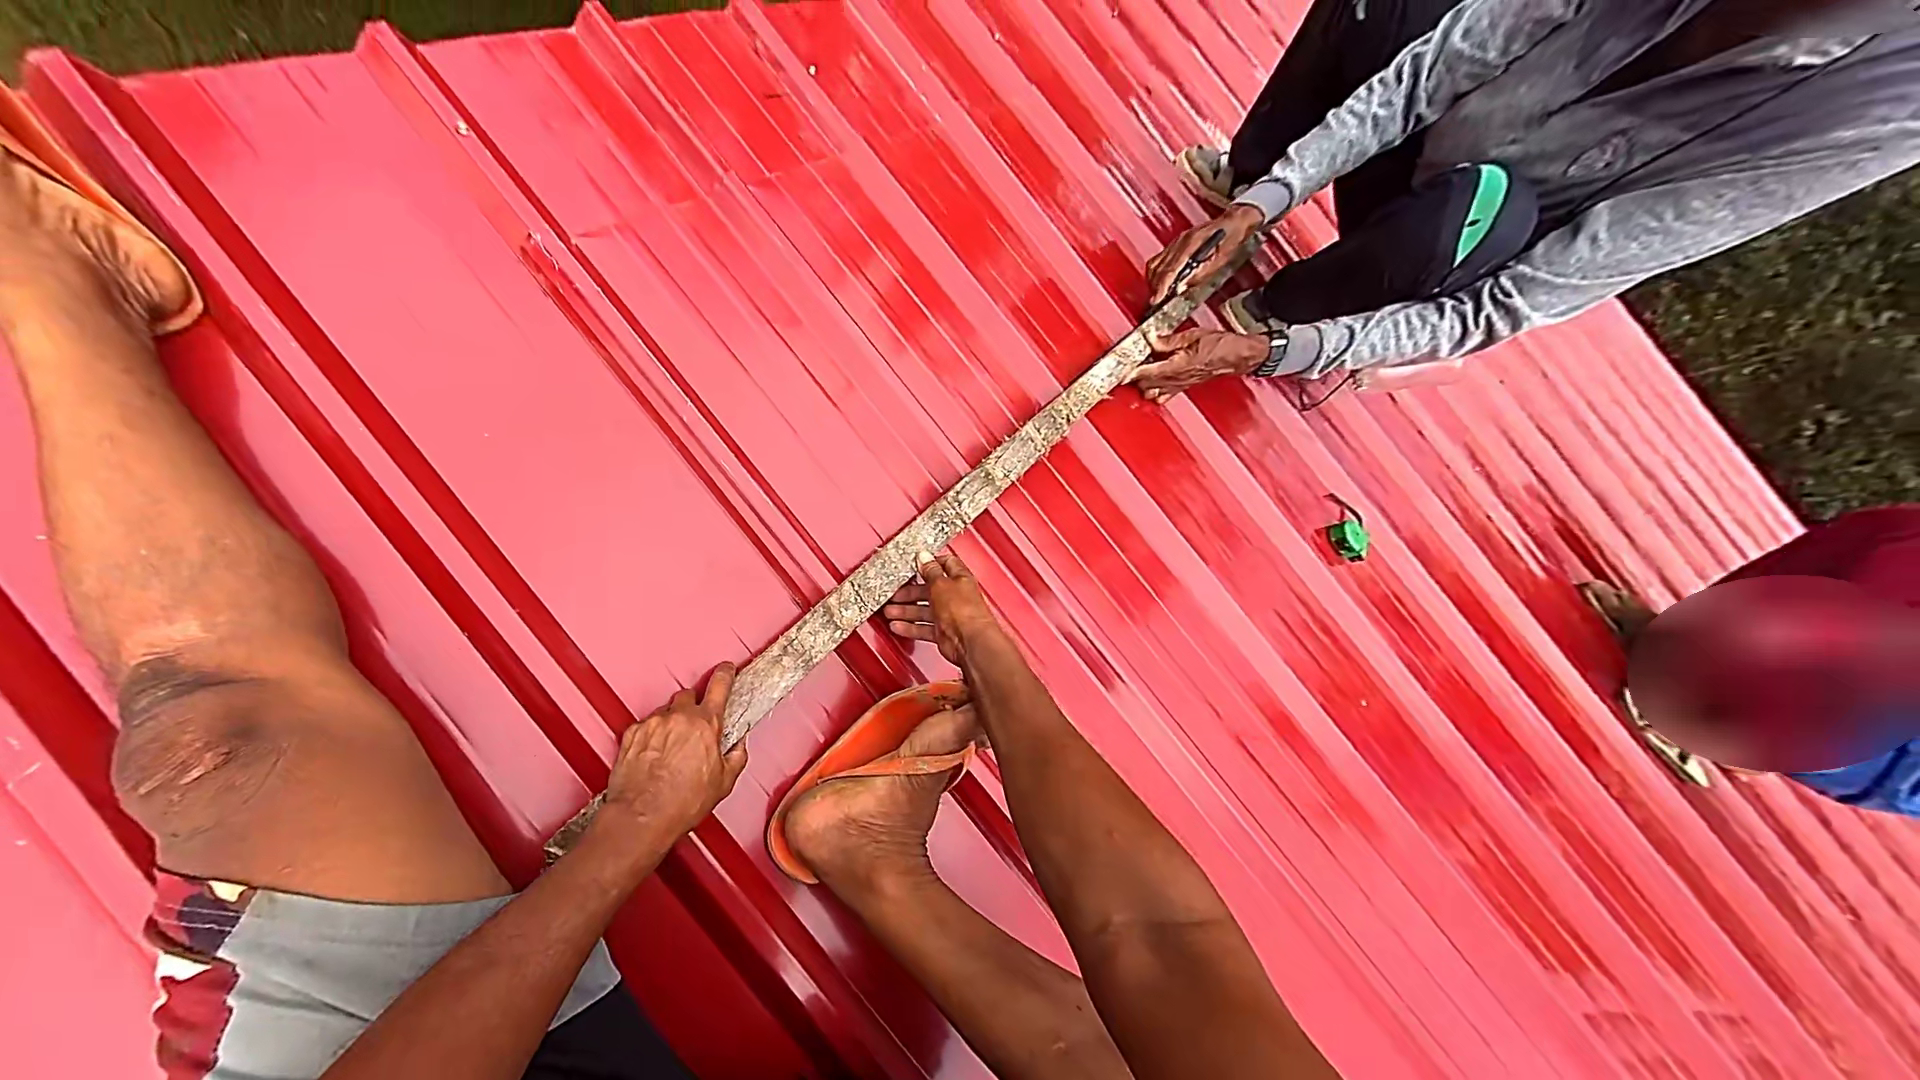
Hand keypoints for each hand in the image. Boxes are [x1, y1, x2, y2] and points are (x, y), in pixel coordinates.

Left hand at [599, 663, 748, 843]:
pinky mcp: (631, 735)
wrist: (642, 817)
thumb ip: (735, 757)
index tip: (726, 669)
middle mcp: (678, 718)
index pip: (719, 685)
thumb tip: (738, 749)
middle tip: (695, 726)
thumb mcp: (724, 782)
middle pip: (688, 695)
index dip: (725, 674)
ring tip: (672, 748)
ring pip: (666, 712)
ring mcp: (653, 724)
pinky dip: (651, 736)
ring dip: (672, 723)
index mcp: (706, 723)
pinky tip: (655, 755)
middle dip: (693, 706)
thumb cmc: (680, 802)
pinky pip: (645, 726)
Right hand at [883, 553, 1003, 665]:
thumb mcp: (941, 584)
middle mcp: (956, 597)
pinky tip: (898, 626)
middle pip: (929, 590)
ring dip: (906, 611)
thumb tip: (924, 557)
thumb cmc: (964, 611)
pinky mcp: (944, 633)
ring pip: (924, 611)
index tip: (914, 565)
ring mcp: (950, 616)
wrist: (970, 642)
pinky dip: (910, 628)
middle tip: (894, 592)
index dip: (929, 563)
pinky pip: (923, 628)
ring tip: (890, 610)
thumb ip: (930, 571)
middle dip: (910, 592)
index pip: (945, 565)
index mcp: (959, 579)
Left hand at [1129, 327, 1268, 402]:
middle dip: (1136, 378)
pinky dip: (1156, 391)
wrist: (1239, 356)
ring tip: (1140, 374)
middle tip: (1129, 367)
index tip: (1122, 373)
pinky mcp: (1184, 387)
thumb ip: (1169, 340)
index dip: (1133, 374)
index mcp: (1179, 366)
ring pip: (1154, 393)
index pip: (1148, 373)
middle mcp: (1178, 380)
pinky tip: (1152, 384)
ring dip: (1145, 385)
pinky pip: (1165, 395)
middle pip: (1147, 386)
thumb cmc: (1222, 345)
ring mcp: (1181, 386)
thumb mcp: (1194, 335)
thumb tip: (1150, 339)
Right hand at [1145, 204, 1262, 305]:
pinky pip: (1159, 261)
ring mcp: (1176, 242)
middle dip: (1156, 288)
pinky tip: (1163, 283)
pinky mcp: (1176, 244)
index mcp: (1191, 243)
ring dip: (1155, 282)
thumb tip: (1182, 289)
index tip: (1157, 301)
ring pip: (1155, 265)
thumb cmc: (1234, 238)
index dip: (1161, 288)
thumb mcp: (1222, 259)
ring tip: (1159, 295)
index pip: (1169, 270)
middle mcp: (1180, 242)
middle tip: (1157, 303)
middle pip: (1157, 269)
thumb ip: (1201, 275)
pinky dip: (1158, 275)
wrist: (1238, 219)